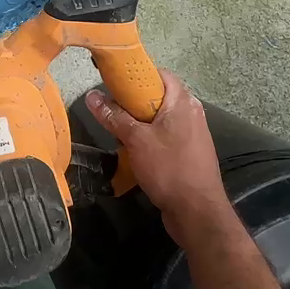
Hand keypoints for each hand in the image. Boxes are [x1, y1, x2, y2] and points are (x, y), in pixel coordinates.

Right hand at [86, 69, 230, 236]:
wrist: (198, 214)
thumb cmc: (169, 169)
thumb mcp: (136, 140)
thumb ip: (114, 116)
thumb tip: (91, 96)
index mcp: (183, 102)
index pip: (160, 74)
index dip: (137, 74)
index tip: (115, 81)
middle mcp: (191, 114)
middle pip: (158, 97)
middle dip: (133, 102)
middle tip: (111, 107)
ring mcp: (192, 135)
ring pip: (160, 119)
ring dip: (139, 123)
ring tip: (117, 130)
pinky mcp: (189, 154)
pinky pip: (165, 137)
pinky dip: (149, 139)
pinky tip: (132, 151)